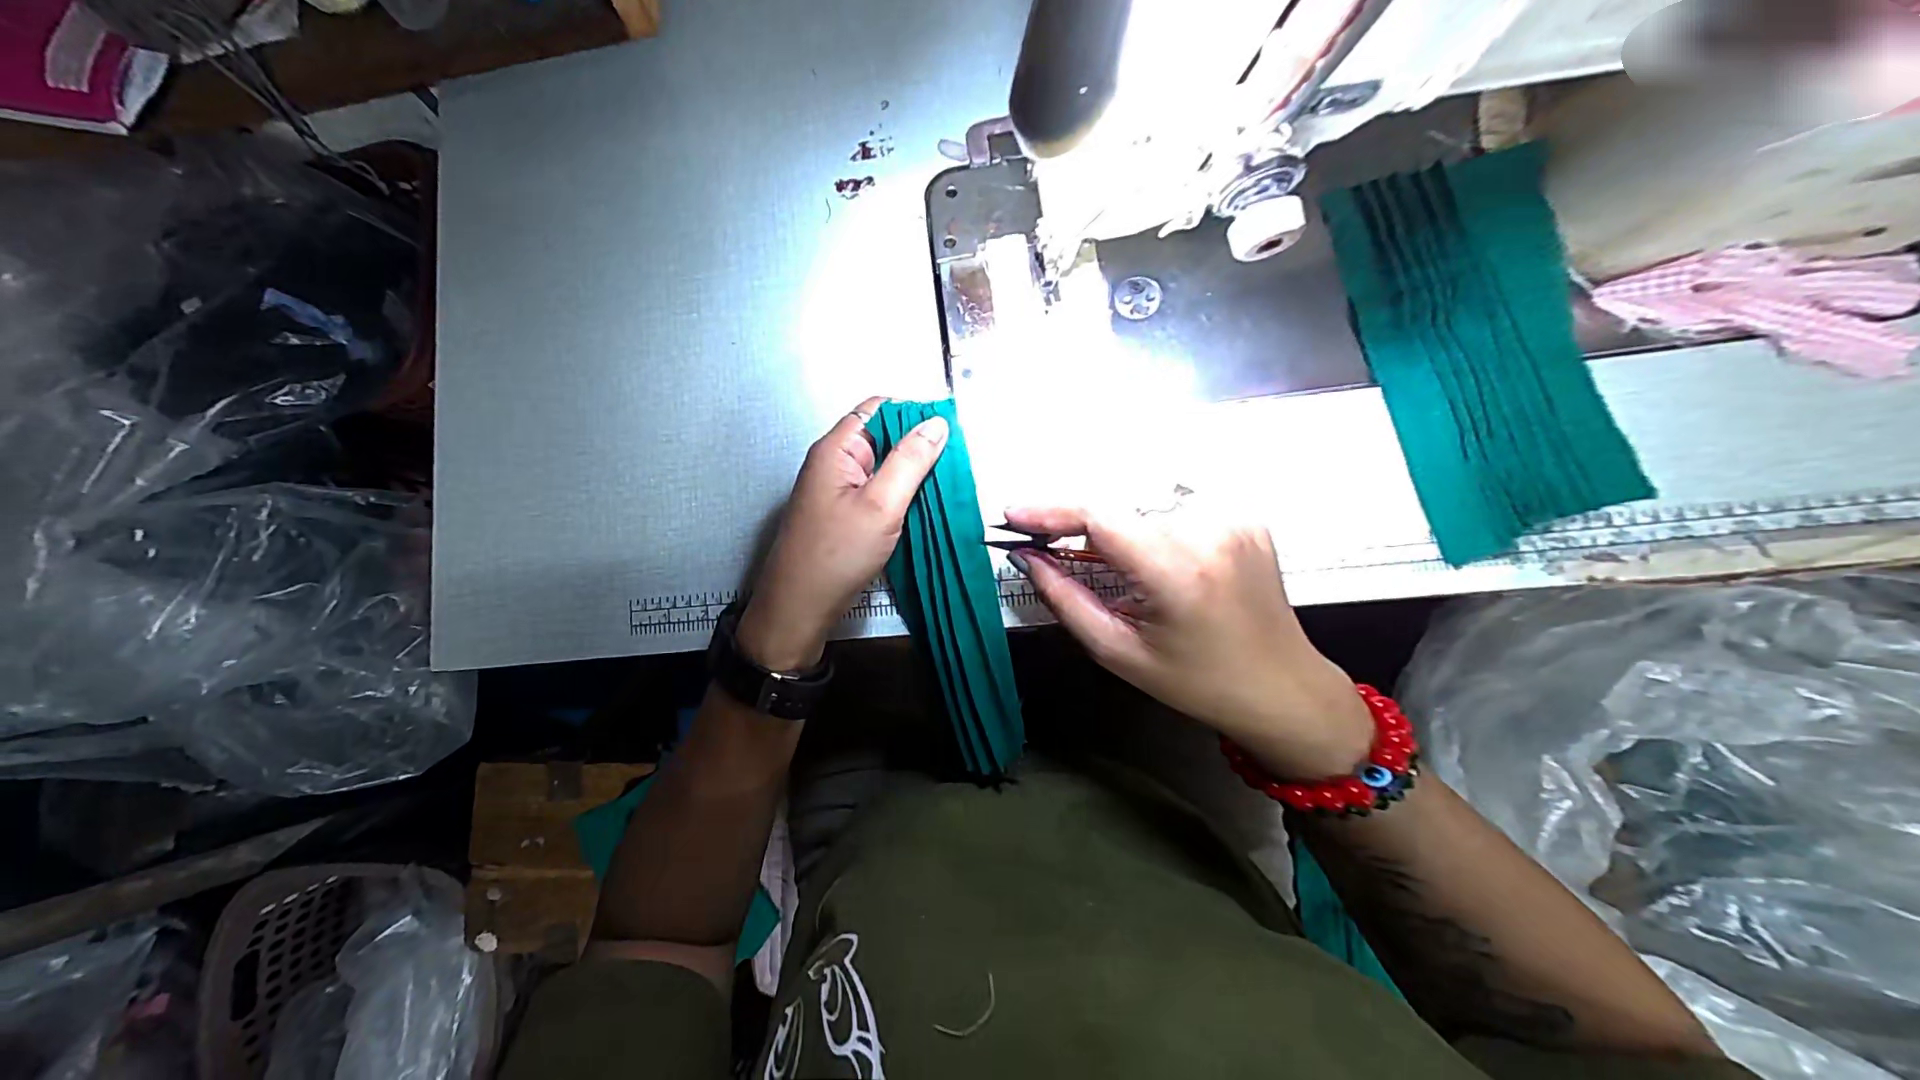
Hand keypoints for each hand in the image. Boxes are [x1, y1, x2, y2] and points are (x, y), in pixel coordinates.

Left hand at [737, 397, 947, 671]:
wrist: (801, 607)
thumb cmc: (833, 557)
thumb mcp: (881, 504)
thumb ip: (910, 460)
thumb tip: (936, 424)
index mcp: (836, 450)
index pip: (878, 409)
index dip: (913, 411)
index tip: (947, 427)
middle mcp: (835, 464)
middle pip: (883, 437)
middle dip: (918, 445)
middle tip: (953, 461)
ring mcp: (840, 490)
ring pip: (885, 467)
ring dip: (913, 473)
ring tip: (944, 484)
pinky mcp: (847, 514)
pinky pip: (880, 492)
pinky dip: (902, 495)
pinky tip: (924, 506)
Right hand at [1004, 503, 1371, 779]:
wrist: (1282, 687)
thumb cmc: (1196, 682)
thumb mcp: (1120, 652)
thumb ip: (1066, 599)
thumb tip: (1028, 558)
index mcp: (1178, 570)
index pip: (1100, 514)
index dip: (1050, 510)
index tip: (1014, 516)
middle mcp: (1209, 531)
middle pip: (1119, 504)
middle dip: (1078, 521)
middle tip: (1049, 544)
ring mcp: (1233, 519)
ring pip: (1145, 503)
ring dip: (1115, 524)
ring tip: (1106, 560)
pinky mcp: (1245, 518)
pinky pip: (1177, 508)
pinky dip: (1150, 525)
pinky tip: (1152, 560)